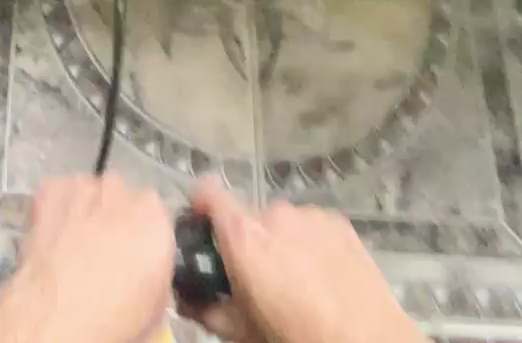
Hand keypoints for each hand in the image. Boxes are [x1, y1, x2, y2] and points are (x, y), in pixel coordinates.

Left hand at [0, 173, 174, 342]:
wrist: (60, 311)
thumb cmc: (114, 315)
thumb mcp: (155, 305)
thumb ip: (155, 270)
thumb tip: (144, 270)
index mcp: (154, 215)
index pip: (152, 212)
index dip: (139, 232)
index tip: (130, 251)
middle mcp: (121, 191)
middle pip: (119, 195)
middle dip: (112, 216)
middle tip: (100, 249)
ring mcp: (83, 185)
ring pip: (87, 192)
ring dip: (83, 210)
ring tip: (72, 244)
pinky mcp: (51, 188)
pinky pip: (58, 192)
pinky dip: (55, 208)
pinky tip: (52, 235)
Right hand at [180, 177, 424, 342]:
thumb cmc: (296, 337)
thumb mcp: (243, 333)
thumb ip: (207, 310)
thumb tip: (183, 298)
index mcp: (242, 235)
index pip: (206, 192)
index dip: (199, 204)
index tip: (202, 225)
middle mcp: (272, 213)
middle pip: (247, 215)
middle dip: (248, 241)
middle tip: (260, 278)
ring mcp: (308, 214)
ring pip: (281, 221)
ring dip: (281, 241)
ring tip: (299, 280)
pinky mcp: (338, 221)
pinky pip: (311, 225)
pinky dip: (310, 242)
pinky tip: (324, 274)